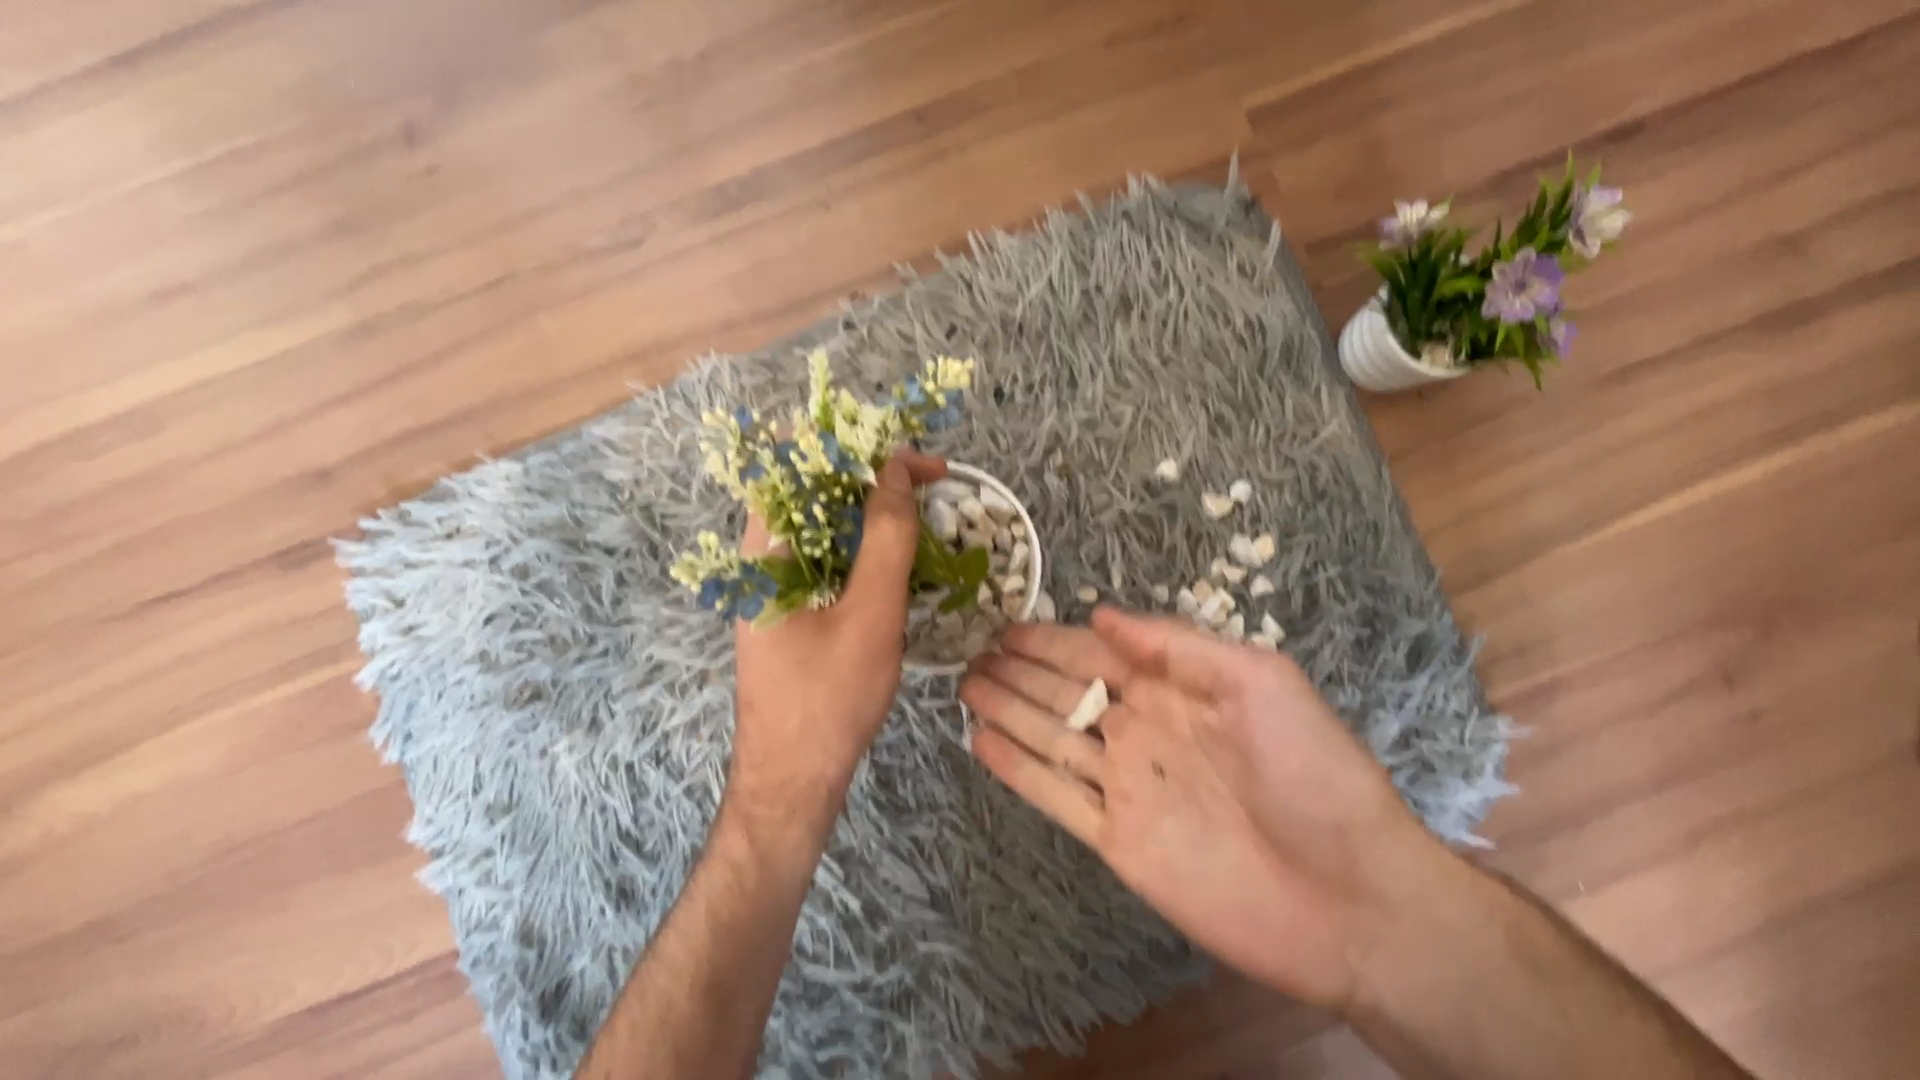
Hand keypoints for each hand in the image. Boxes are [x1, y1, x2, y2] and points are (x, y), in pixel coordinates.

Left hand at [728, 450, 946, 828]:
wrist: (793, 782)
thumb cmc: (827, 700)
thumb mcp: (870, 616)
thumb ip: (886, 540)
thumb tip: (896, 472)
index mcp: (760, 552)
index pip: (797, 467)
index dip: (855, 450)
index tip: (913, 463)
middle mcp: (758, 561)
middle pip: (811, 493)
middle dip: (871, 480)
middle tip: (931, 487)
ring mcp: (772, 589)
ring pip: (824, 529)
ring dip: (873, 517)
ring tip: (925, 519)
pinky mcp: (791, 613)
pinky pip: (828, 563)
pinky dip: (865, 553)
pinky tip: (903, 563)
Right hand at [960, 607, 1440, 1010]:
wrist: (1351, 897)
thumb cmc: (1313, 773)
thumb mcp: (1259, 681)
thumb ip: (1177, 646)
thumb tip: (1101, 615)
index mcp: (1177, 692)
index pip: (1097, 656)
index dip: (1050, 641)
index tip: (1004, 627)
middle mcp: (1144, 733)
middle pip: (1066, 694)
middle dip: (1019, 672)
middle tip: (968, 653)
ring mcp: (1128, 788)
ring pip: (1052, 739)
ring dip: (1008, 712)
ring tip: (964, 688)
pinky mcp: (1118, 841)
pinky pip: (1057, 797)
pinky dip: (1018, 771)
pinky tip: (982, 744)